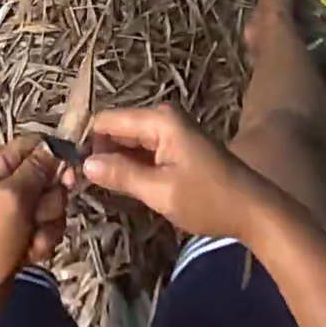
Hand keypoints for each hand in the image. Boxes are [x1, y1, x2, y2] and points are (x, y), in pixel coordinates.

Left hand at [0, 135, 68, 326]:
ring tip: (29, 240)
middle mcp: (10, 183)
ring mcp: (17, 212)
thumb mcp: (12, 196)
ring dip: (47, 226)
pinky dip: (41, 243)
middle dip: (50, 201)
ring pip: (52, 208)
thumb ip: (38, 169)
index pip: (38, 145)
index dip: (56, 158)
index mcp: (1, 164)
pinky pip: (47, 231)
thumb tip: (56, 146)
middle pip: (51, 178)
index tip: (65, 177)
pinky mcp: (23, 237)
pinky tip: (28, 254)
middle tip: (36, 215)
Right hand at [82, 104, 286, 241]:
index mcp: (159, 119)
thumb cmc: (208, 200)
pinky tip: (121, 183)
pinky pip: (144, 147)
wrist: (255, 210)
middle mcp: (163, 116)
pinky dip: (131, 163)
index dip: (87, 140)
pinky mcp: (177, 143)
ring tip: (95, 184)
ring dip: (114, 159)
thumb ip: (121, 174)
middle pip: (117, 128)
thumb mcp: (160, 191)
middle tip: (80, 181)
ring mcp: (171, 129)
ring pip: (130, 139)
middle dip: (99, 150)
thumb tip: (85, 163)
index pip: (108, 120)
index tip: (70, 166)